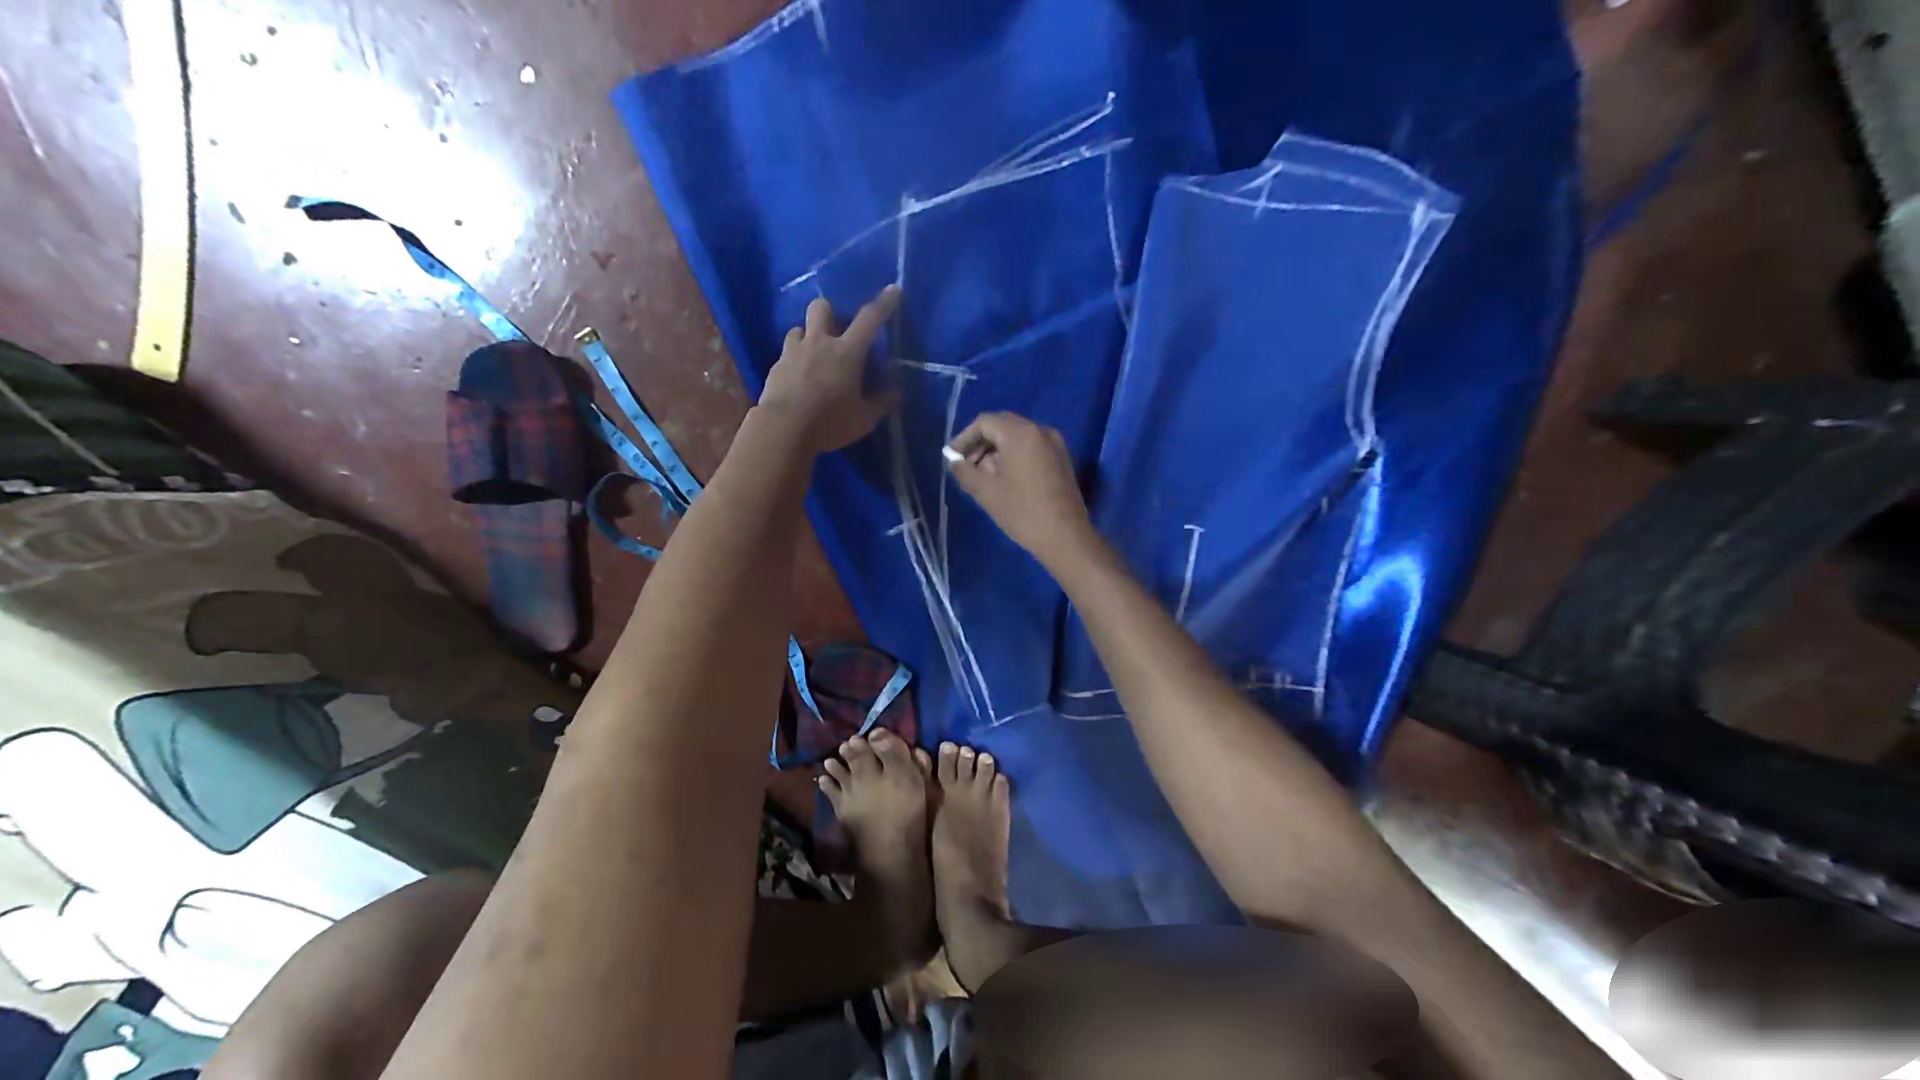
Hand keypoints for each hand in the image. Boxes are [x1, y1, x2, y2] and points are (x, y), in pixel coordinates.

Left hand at [758, 286, 900, 452]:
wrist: (783, 430)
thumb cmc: (830, 422)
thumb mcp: (864, 418)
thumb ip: (882, 402)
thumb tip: (896, 390)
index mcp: (847, 352)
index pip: (869, 319)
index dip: (883, 304)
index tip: (893, 290)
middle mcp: (819, 343)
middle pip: (822, 307)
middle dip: (830, 313)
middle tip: (837, 331)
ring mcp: (793, 352)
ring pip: (799, 328)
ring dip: (808, 336)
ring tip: (813, 357)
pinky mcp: (775, 367)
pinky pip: (786, 354)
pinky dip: (794, 361)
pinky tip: (798, 379)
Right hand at [946, 412, 1096, 565]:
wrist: (1065, 537)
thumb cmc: (1022, 512)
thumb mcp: (986, 492)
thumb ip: (964, 471)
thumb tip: (954, 461)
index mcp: (1020, 433)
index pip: (984, 422)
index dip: (964, 438)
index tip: (952, 458)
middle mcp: (1040, 430)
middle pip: (1002, 426)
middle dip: (980, 443)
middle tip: (966, 466)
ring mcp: (1054, 444)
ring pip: (1017, 437)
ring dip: (997, 450)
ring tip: (983, 476)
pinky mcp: (1062, 458)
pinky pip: (1032, 447)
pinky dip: (1014, 455)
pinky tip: (1005, 478)